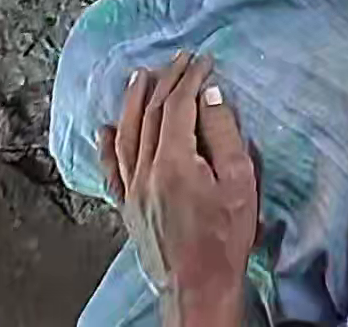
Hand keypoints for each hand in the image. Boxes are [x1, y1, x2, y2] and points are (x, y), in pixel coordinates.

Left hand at [101, 53, 256, 326]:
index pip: (179, 105)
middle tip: (181, 58)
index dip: (191, 78)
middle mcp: (146, 172)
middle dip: (167, 80)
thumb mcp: (240, 179)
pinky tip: (107, 128)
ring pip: (127, 134)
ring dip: (134, 100)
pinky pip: (112, 169)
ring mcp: (132, 190)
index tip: (204, 60)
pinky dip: (108, 145)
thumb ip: (224, 133)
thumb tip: (210, 96)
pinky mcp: (128, 206)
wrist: (200, 288)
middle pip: (153, 113)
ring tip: (140, 76)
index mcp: (174, 162)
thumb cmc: (226, 234)